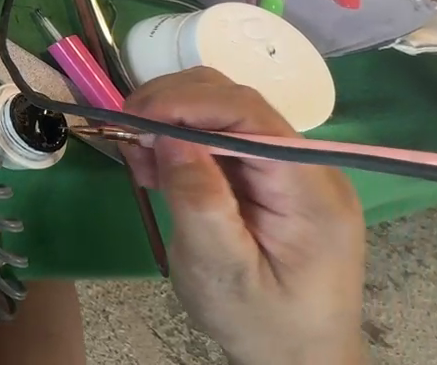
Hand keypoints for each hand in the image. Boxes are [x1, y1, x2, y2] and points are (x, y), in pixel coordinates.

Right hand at [124, 68, 367, 364]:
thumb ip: (200, 202)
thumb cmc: (260, 321)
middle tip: (127, 136)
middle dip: (169, 104)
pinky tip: (155, 161)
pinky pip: (214, 127)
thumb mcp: (220, 269)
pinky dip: (173, 130)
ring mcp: (286, 168)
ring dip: (167, 114)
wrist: (296, 359)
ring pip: (218, 103)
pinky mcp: (264, 172)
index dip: (184, 103)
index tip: (132, 120)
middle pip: (232, 98)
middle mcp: (307, 167)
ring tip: (139, 153)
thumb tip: (170, 135)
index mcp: (309, 192)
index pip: (248, 114)